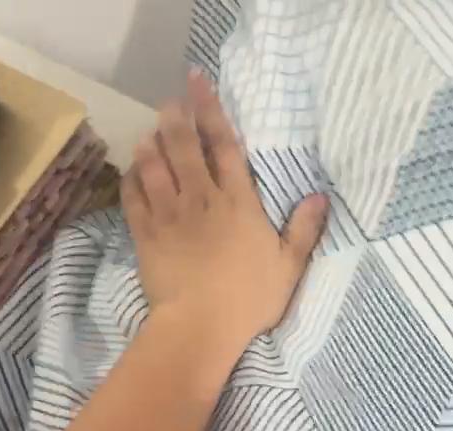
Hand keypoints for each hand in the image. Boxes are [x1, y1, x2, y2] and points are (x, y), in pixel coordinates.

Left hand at [123, 71, 328, 363]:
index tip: (198, 83)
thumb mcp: (289, 267)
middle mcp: (201, 198)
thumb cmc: (251, 299)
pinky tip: (134, 171)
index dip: (211, 111)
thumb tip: (320, 196)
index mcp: (239, 203)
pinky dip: (132, 177)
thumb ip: (304, 230)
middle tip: (172, 103)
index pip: (224, 146)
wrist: (202, 326)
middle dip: (176, 118)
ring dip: (151, 143)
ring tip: (150, 134)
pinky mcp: (146, 233)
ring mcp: (169, 214)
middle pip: (183, 145)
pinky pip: (133, 194)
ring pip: (153, 163)